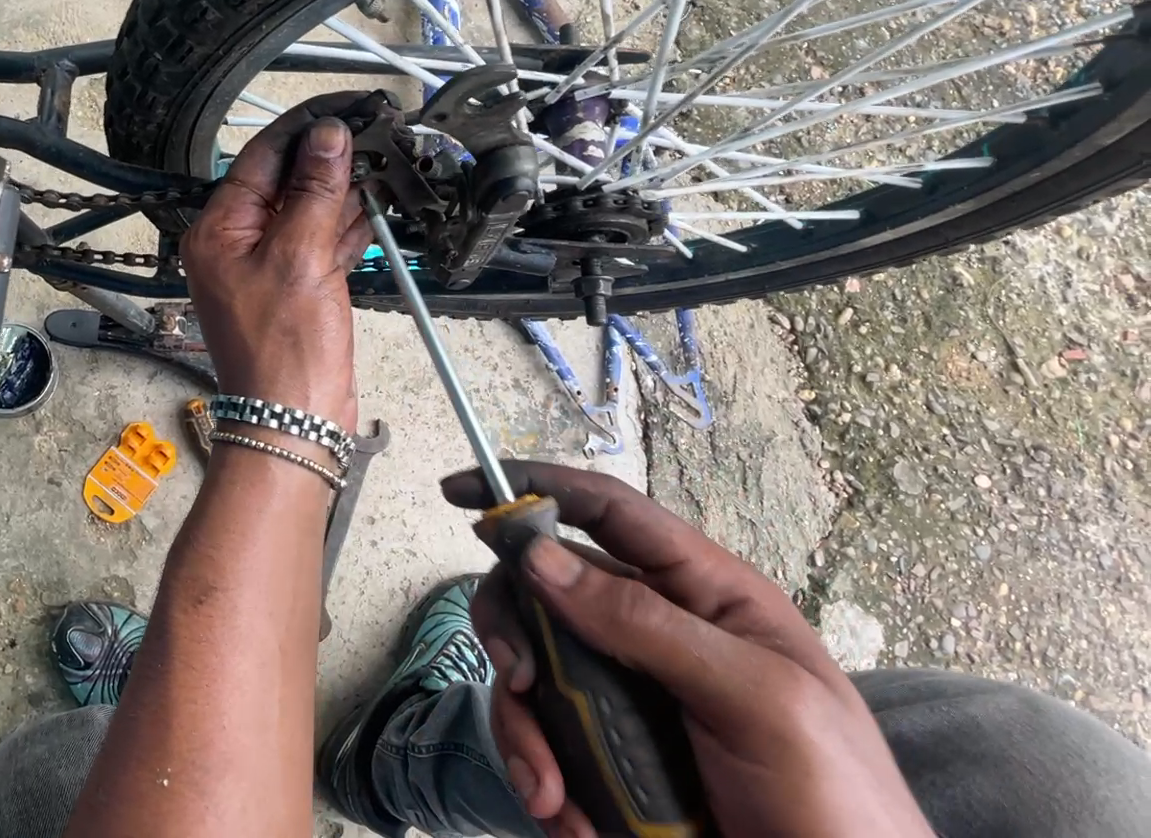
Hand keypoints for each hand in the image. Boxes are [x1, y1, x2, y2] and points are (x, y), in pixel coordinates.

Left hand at [179, 92, 379, 430]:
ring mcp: (269, 266)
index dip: (301, 130)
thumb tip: (327, 135)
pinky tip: (375, 202)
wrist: (294, 419)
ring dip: (343, 189)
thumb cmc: (284, 350)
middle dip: (327, 159)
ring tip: (382, 157)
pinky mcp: (298, 287)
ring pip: (307, 211)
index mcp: (218, 231)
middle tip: (372, 129)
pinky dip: (346, 225)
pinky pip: (321, 243)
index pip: (258, 160)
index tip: (340, 108)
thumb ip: (314, 193)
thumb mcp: (299, 257)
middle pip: (285, 183)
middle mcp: (237, 244)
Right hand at [442, 461, 934, 837]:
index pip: (606, 510)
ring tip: (552, 795)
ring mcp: (619, 684)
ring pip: (527, 664)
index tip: (458, 490)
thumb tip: (536, 553)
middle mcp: (647, 623)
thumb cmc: (832, 801)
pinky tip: (566, 819)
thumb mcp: (756, 701)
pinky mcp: (601, 742)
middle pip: (542, 586)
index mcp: (699, 589)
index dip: (533, 486)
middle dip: (513, 631)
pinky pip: (538, 732)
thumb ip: (646, 623)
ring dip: (524, 728)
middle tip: (517, 681)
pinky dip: (537, 773)